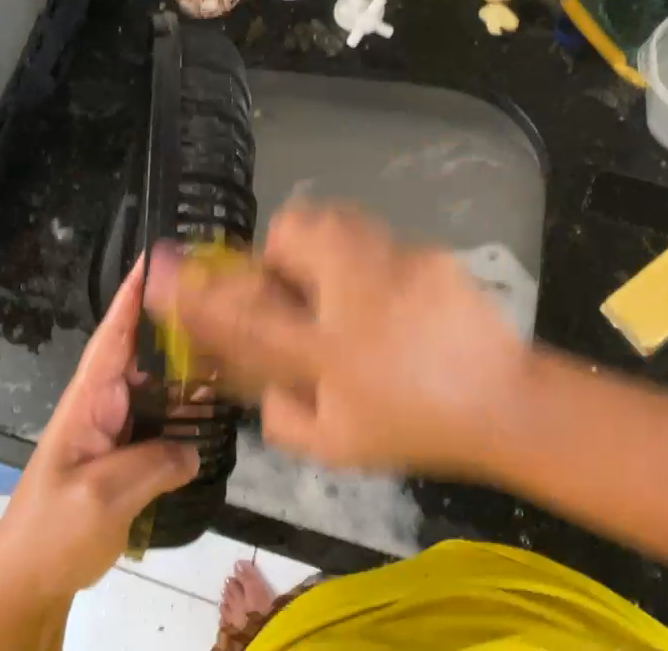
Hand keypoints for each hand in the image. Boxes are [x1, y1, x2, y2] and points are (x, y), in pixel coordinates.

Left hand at [0, 255, 199, 598]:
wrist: (29, 585)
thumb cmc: (52, 532)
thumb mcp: (101, 498)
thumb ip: (152, 465)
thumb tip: (194, 448)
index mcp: (88, 401)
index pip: (114, 336)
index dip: (134, 296)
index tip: (158, 257)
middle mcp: (104, 407)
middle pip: (144, 355)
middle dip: (176, 325)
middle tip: (223, 301)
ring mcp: (117, 434)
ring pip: (158, 389)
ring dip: (189, 369)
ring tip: (232, 346)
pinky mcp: (127, 460)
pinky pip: (163, 425)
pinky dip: (189, 413)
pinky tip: (218, 410)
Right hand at [147, 204, 529, 477]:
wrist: (506, 405)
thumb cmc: (415, 430)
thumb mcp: (337, 447)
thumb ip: (283, 417)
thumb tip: (260, 384)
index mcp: (330, 352)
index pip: (246, 318)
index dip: (197, 293)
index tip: (160, 270)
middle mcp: (360, 298)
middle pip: (297, 233)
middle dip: (280, 249)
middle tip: (292, 283)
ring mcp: (400, 267)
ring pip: (336, 221)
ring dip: (320, 243)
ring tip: (337, 284)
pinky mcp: (428, 254)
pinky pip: (377, 238)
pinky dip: (366, 259)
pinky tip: (390, 297)